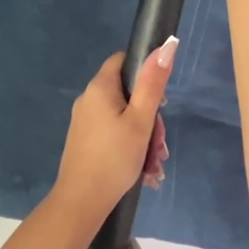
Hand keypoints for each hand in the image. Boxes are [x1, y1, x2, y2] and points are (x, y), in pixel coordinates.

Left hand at [54, 39, 177, 213]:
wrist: (81, 202)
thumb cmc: (114, 158)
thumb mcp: (141, 120)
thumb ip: (153, 83)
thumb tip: (167, 45)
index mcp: (100, 88)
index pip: (124, 61)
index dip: (146, 73)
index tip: (160, 99)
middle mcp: (89, 100)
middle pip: (128, 95)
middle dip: (151, 118)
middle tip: (160, 144)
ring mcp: (86, 122)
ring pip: (124, 119)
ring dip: (144, 139)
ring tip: (154, 165)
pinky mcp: (86, 142)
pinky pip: (115, 135)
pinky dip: (131, 149)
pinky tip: (144, 172)